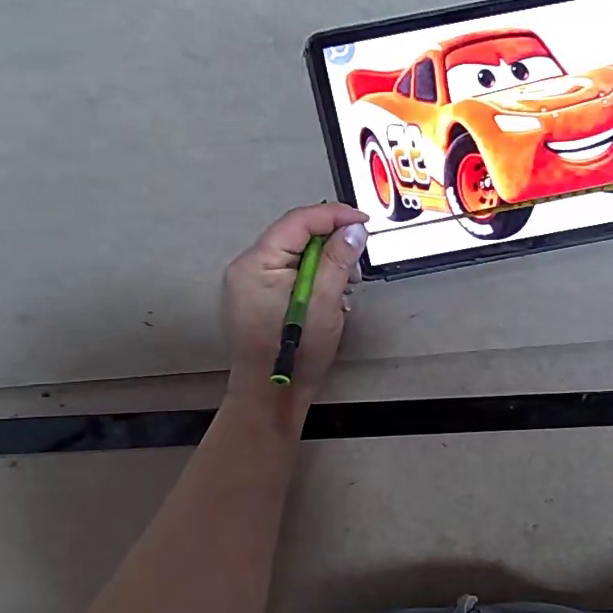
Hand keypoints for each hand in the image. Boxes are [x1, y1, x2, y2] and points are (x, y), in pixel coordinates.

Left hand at [222, 203, 367, 406]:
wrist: (271, 397)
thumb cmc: (295, 353)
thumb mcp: (324, 303)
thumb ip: (338, 262)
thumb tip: (354, 230)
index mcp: (256, 263)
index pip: (297, 222)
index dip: (333, 216)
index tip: (364, 222)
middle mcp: (248, 267)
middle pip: (295, 236)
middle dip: (332, 241)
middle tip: (359, 257)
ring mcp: (251, 284)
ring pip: (295, 256)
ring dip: (326, 262)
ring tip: (348, 284)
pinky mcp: (259, 299)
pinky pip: (290, 274)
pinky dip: (315, 277)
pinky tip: (332, 296)